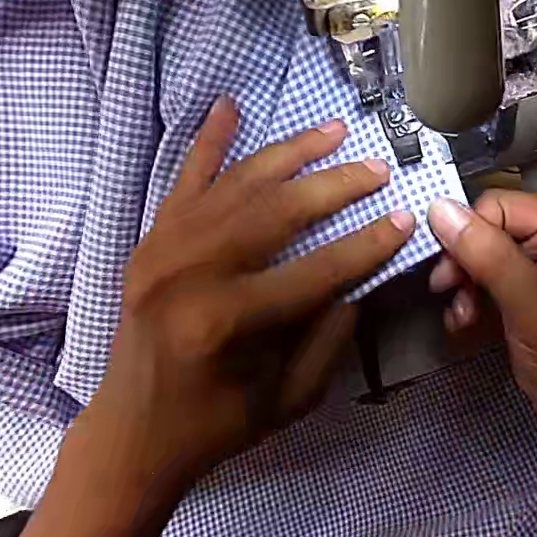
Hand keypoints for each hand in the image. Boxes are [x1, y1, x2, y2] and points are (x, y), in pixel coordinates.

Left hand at [85, 97, 415, 490]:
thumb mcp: (289, 399)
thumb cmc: (215, 424)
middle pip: (278, 212)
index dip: (366, 245)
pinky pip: (185, 179)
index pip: (315, 271)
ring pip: (240, 184)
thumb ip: (330, 337)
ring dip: (291, 152)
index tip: (405, 219)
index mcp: (227, 322)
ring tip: (333, 130)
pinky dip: (209, 140)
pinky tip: (229, 105)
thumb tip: (360, 277)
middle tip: (377, 168)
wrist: (131, 431)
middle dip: (336, 186)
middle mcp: (191, 273)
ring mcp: (164, 249)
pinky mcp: (151, 240)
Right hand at [426, 191, 536, 428]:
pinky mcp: (533, 282)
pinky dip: (473, 295)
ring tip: (462, 314)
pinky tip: (467, 318)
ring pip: (483, 252)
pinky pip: (490, 273)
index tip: (446, 272)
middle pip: (488, 227)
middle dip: (464, 262)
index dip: (466, 235)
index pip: (499, 205)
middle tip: (448, 291)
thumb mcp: (532, 303)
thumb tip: (440, 210)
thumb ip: (487, 254)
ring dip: (465, 283)